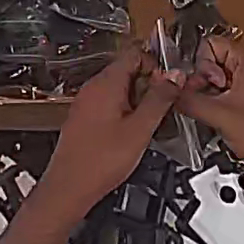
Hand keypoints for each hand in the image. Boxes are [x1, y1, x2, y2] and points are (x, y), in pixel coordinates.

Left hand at [36, 48, 183, 219]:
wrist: (68, 189)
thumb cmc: (98, 162)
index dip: (155, 65)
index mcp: (107, 83)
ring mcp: (87, 101)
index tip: (167, 84)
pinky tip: (129, 132)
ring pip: (119, 86)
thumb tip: (175, 77)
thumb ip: (159, 99)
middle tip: (159, 106)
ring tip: (145, 122)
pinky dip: (123, 109)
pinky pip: (108, 101)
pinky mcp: (84, 116)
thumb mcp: (140, 129)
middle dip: (148, 84)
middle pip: (128, 69)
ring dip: (137, 98)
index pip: (135, 53)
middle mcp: (93, 87)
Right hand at [177, 34, 243, 173]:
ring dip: (213, 95)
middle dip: (205, 82)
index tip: (205, 85)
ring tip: (219, 114)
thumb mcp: (222, 117)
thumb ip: (193, 101)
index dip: (202, 65)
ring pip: (221, 79)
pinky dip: (222, 103)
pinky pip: (231, 92)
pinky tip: (225, 119)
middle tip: (209, 102)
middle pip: (215, 61)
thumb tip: (173, 92)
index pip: (212, 44)